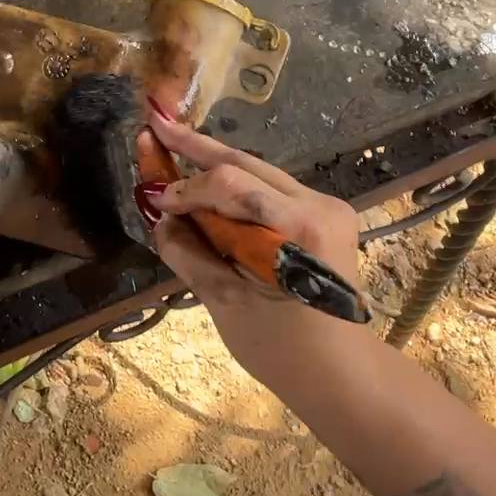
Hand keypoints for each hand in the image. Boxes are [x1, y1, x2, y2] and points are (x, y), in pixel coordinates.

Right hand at [142, 114, 359, 357]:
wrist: (340, 371)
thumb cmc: (281, 347)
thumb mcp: (224, 301)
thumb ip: (187, 251)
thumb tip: (160, 217)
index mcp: (299, 228)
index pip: (231, 186)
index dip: (186, 188)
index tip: (154, 199)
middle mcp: (319, 205)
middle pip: (246, 165)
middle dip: (196, 146)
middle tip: (156, 124)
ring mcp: (325, 207)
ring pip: (257, 172)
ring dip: (212, 162)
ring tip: (172, 140)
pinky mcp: (322, 215)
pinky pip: (268, 190)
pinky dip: (233, 185)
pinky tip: (203, 177)